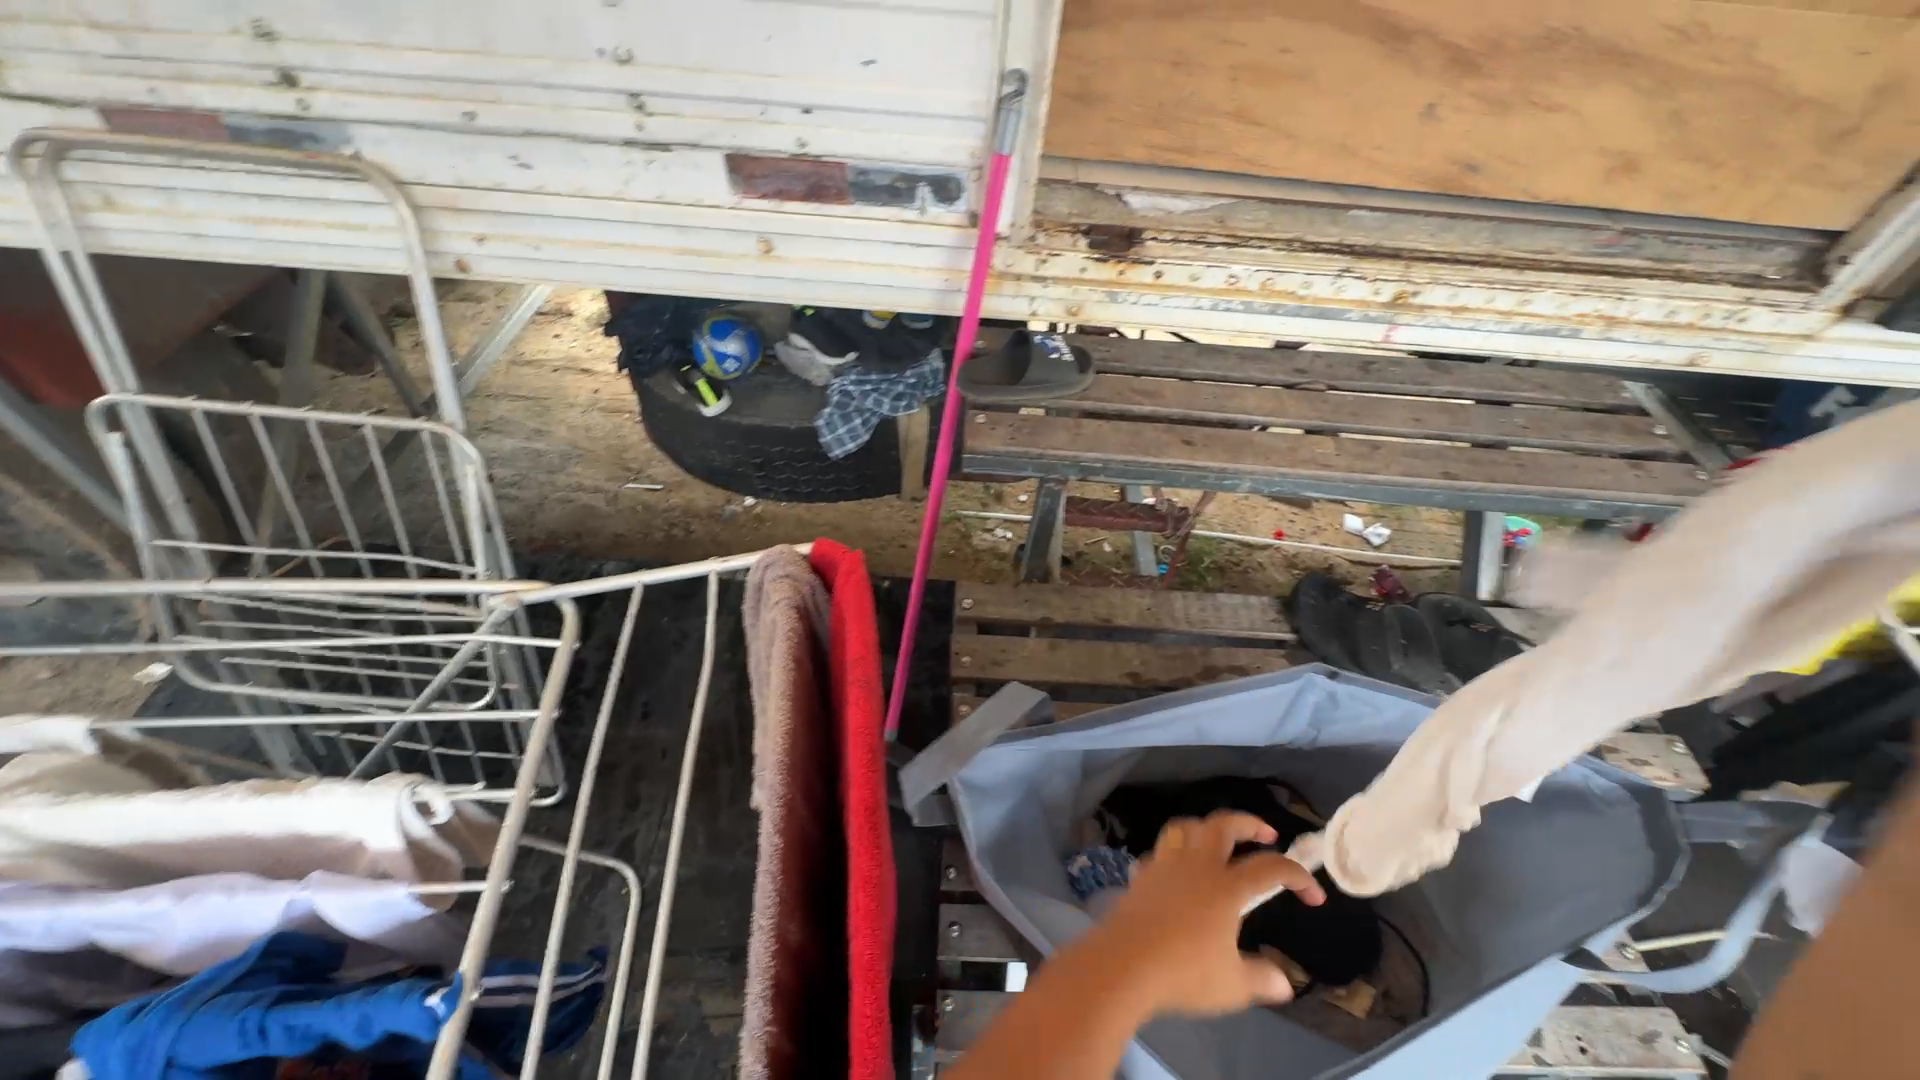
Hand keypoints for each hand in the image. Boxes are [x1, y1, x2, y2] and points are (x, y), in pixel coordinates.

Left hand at [1085, 810, 1326, 1016]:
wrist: (1124, 964)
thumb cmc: (1183, 973)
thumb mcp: (1232, 985)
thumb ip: (1261, 978)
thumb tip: (1284, 983)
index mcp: (1226, 887)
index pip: (1270, 868)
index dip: (1297, 876)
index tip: (1314, 896)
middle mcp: (1196, 866)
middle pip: (1223, 825)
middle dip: (1248, 822)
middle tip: (1266, 833)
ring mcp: (1164, 866)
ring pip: (1185, 827)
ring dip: (1205, 827)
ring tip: (1216, 840)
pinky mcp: (1141, 875)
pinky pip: (1160, 852)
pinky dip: (1174, 853)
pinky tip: (1177, 870)